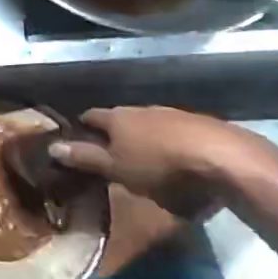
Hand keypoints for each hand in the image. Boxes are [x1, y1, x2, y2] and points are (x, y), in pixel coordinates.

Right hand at [50, 107, 259, 206]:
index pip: (92, 115)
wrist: (225, 161)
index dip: (83, 126)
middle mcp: (144, 109)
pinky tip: (176, 160)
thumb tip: (52, 146)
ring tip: (144, 158)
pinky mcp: (203, 126)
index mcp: (118, 117)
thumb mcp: (116, 169)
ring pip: (150, 124)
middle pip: (122, 118)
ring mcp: (176, 114)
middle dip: (115, 133)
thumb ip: (85, 157)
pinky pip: (177, 133)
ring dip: (144, 138)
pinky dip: (170, 143)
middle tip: (110, 153)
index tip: (77, 138)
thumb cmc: (160, 166)